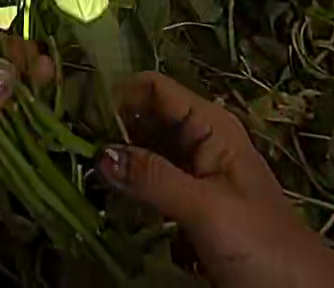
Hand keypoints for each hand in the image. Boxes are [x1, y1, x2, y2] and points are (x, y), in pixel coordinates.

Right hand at [99, 72, 333, 287]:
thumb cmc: (264, 246)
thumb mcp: (207, 209)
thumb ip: (154, 178)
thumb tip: (98, 152)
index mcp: (209, 123)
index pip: (153, 88)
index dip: (118, 93)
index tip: (77, 112)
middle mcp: (199, 138)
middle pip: (145, 117)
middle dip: (111, 127)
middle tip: (70, 144)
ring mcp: (195, 172)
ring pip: (145, 150)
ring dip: (117, 158)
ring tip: (78, 168)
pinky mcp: (190, 205)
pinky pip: (151, 183)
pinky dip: (128, 186)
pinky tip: (104, 196)